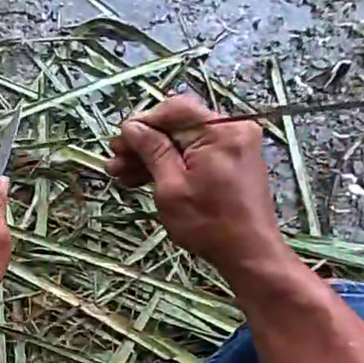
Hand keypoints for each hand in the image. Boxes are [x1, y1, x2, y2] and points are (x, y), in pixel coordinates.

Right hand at [108, 94, 286, 274]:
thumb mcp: (171, 187)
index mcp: (219, 131)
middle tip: (115, 160)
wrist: (249, 252)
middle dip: (144, 143)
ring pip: (184, 142)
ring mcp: (235, 146)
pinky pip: (197, 155)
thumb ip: (152, 151)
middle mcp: (232, 130)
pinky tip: (144, 178)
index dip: (143, 122)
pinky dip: (173, 165)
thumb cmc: (208, 224)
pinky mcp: (233, 163)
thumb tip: (131, 127)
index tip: (120, 141)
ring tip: (121, 174)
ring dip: (153, 157)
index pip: (174, 110)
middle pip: (178, 126)